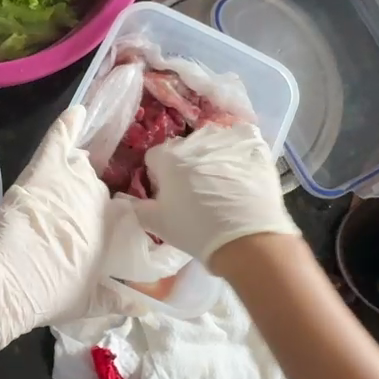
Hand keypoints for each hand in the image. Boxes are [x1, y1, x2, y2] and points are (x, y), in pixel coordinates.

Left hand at [0, 106, 112, 351]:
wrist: (9, 284)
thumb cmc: (49, 295)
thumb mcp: (89, 304)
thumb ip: (117, 302)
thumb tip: (144, 308)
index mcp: (112, 228)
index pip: (124, 211)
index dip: (117, 215)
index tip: (112, 222)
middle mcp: (98, 199)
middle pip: (98, 186)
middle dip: (91, 194)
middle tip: (81, 206)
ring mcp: (71, 181)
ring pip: (81, 164)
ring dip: (79, 167)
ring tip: (80, 165)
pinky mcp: (44, 171)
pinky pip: (60, 140)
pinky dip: (68, 124)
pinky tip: (78, 111)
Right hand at [136, 122, 297, 263]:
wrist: (247, 240)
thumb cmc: (196, 231)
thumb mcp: (157, 224)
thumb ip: (136, 207)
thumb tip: (124, 201)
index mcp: (168, 157)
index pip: (155, 157)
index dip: (159, 176)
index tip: (168, 194)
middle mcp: (196, 141)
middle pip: (184, 148)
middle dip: (186, 165)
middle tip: (194, 192)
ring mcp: (227, 141)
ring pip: (213, 142)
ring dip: (213, 156)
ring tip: (222, 182)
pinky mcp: (254, 147)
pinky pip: (243, 138)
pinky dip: (241, 149)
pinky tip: (243, 167)